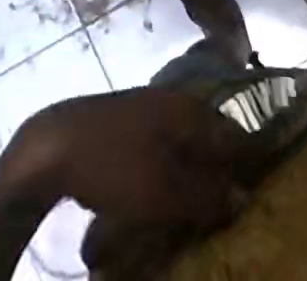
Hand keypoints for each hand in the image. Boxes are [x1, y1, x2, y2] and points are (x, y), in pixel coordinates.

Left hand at [1, 88, 255, 229]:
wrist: (51, 146)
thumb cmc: (114, 165)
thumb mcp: (167, 192)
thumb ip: (208, 195)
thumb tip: (242, 196)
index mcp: (188, 109)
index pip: (234, 135)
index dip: (248, 165)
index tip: (255, 194)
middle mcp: (170, 100)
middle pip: (208, 136)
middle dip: (219, 169)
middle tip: (226, 206)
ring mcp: (143, 106)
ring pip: (181, 140)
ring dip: (192, 169)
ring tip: (195, 204)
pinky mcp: (122, 120)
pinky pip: (158, 143)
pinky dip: (166, 165)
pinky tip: (160, 189)